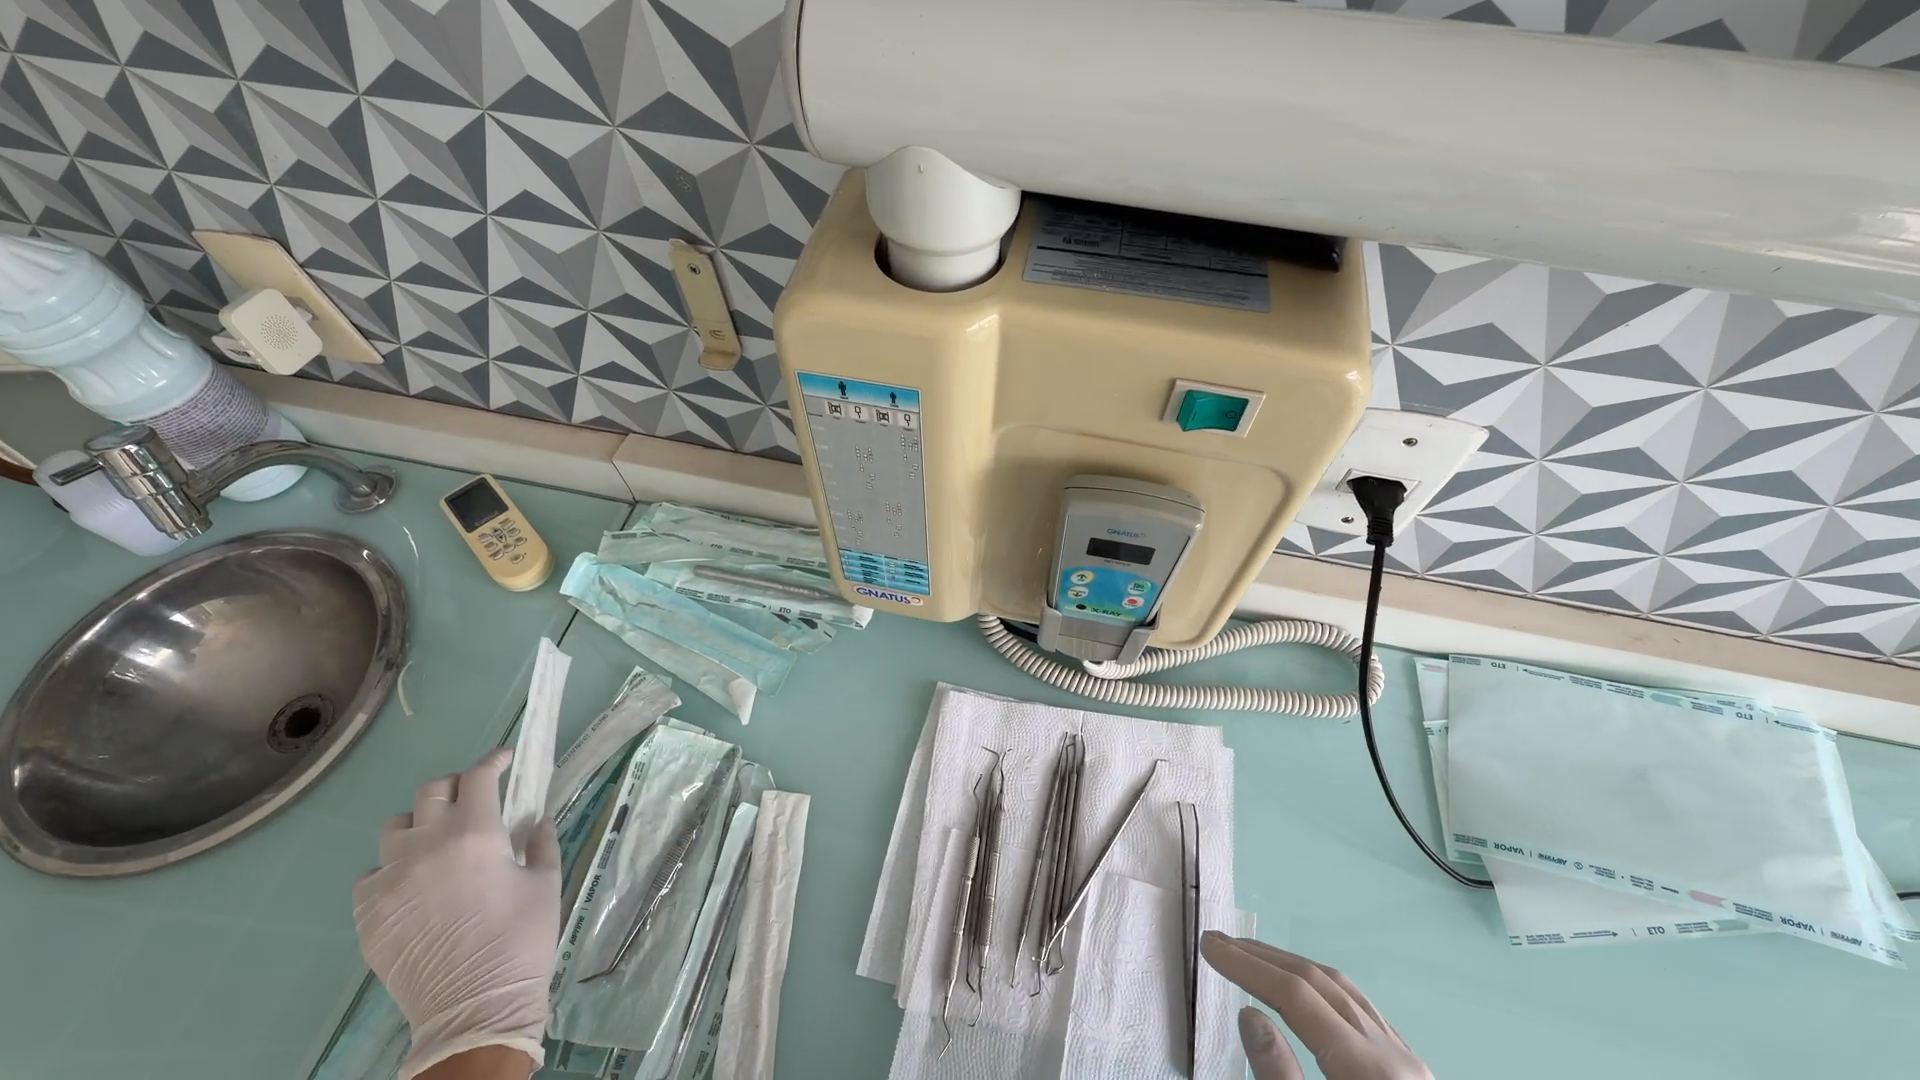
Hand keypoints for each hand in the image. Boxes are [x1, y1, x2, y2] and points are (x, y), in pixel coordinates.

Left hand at [354, 749, 561, 1079]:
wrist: (475, 1007)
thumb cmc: (522, 941)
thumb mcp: (546, 884)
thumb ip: (542, 842)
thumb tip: (536, 820)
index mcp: (477, 834)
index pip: (479, 777)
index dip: (493, 761)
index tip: (504, 759)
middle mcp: (428, 845)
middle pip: (432, 791)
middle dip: (457, 787)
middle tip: (473, 800)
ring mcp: (391, 878)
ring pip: (396, 827)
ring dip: (420, 825)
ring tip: (437, 844)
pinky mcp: (368, 910)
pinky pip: (373, 873)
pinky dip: (394, 870)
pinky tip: (415, 887)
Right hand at [1201, 932, 1432, 1079]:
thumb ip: (1279, 1078)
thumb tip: (1250, 1015)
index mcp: (1370, 1072)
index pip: (1297, 997)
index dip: (1248, 968)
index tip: (1207, 948)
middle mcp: (1394, 1057)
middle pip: (1321, 984)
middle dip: (1266, 958)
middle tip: (1218, 942)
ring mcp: (1409, 1065)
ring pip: (1345, 992)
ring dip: (1293, 967)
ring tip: (1252, 957)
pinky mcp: (1412, 1077)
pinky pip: (1363, 1012)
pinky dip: (1324, 990)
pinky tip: (1307, 993)